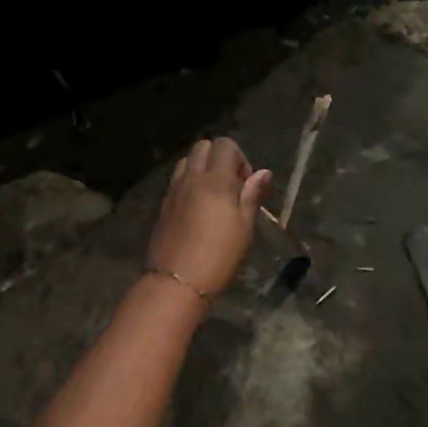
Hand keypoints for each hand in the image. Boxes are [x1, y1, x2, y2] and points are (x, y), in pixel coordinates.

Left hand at [147, 138, 271, 298]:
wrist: (177, 281)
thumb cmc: (219, 255)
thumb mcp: (244, 226)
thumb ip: (252, 195)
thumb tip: (263, 173)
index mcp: (215, 179)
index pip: (224, 145)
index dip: (239, 158)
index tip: (245, 184)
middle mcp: (191, 177)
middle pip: (203, 146)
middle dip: (220, 158)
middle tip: (231, 186)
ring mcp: (174, 189)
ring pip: (187, 160)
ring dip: (202, 168)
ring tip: (213, 195)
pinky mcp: (164, 203)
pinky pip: (177, 179)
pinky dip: (189, 182)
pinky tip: (198, 208)